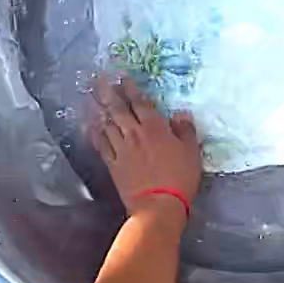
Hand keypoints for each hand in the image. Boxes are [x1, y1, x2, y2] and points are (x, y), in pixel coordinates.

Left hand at [91, 79, 202, 218]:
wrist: (158, 205)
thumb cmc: (179, 178)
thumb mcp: (191, 152)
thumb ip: (185, 130)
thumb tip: (180, 114)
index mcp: (154, 128)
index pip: (139, 102)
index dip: (130, 88)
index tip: (122, 77)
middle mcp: (133, 134)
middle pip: (117, 108)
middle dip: (108, 92)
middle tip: (98, 79)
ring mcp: (120, 149)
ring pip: (106, 124)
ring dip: (99, 110)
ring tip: (93, 98)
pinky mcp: (112, 164)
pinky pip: (101, 144)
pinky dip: (96, 133)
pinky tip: (92, 127)